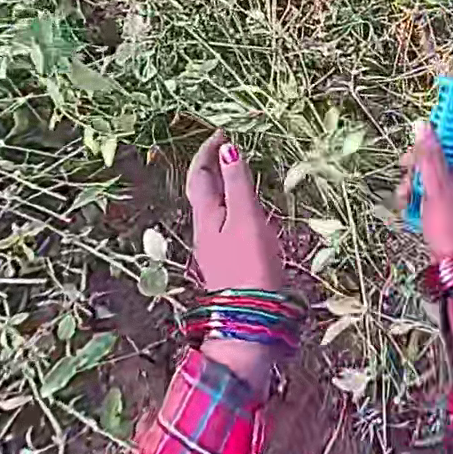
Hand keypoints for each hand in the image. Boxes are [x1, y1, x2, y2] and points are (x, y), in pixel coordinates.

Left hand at [185, 131, 283, 390]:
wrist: (252, 321)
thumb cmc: (250, 267)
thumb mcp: (246, 219)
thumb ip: (237, 184)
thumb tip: (227, 148)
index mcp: (206, 216)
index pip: (199, 173)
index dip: (207, 150)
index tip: (222, 132)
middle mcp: (206, 229)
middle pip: (203, 189)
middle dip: (213, 164)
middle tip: (229, 146)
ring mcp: (216, 246)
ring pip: (214, 205)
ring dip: (222, 182)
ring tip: (238, 168)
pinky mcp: (228, 259)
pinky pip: (225, 219)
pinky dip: (233, 202)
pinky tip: (247, 206)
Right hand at [399, 120, 452, 261]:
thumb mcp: (438, 188)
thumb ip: (430, 156)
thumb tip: (424, 125)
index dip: (452, 123)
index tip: (430, 125)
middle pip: (447, 149)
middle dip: (423, 155)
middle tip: (408, 164)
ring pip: (436, 170)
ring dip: (416, 178)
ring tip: (406, 193)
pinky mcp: (451, 206)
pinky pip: (433, 190)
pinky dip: (419, 194)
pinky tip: (408, 206)